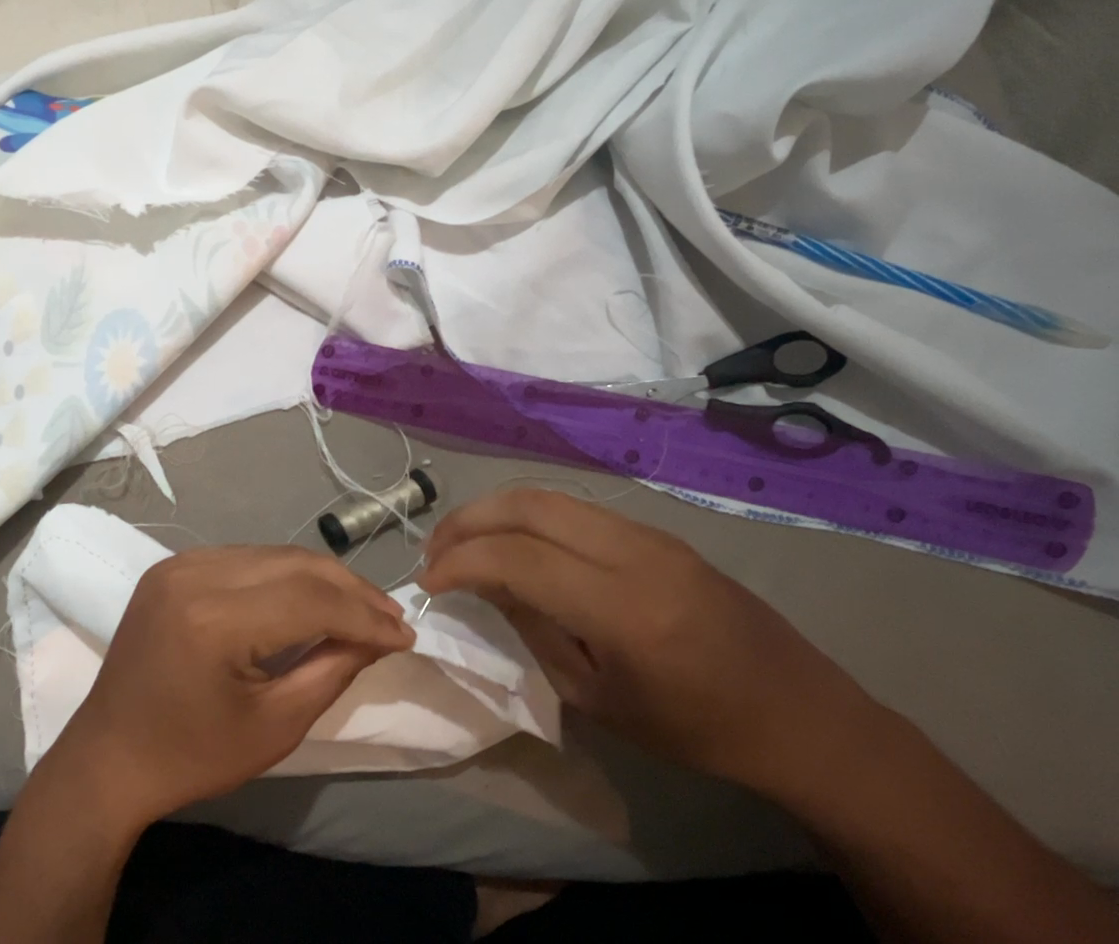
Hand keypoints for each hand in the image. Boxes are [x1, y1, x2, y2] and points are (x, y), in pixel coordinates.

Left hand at [50, 545, 415, 826]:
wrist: (111, 756)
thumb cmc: (193, 755)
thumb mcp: (276, 725)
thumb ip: (333, 669)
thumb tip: (380, 634)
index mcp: (213, 619)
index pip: (310, 599)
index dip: (365, 615)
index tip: (407, 635)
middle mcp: (193, 575)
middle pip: (293, 564)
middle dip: (349, 589)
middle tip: (391, 618)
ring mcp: (176, 566)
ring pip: (270, 554)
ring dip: (319, 578)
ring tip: (360, 609)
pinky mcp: (169, 568)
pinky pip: (241, 559)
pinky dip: (281, 575)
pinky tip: (308, 599)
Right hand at [420, 489, 881, 794]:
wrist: (800, 716)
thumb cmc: (695, 728)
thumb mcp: (596, 698)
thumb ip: (535, 631)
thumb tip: (484, 584)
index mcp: (622, 608)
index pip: (515, 557)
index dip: (458, 562)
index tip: (427, 582)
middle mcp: (636, 554)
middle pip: (528, 505)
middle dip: (468, 520)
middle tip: (435, 551)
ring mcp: (653, 536)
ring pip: (552, 498)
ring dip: (497, 514)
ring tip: (466, 545)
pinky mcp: (662, 535)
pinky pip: (579, 512)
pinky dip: (532, 520)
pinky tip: (518, 547)